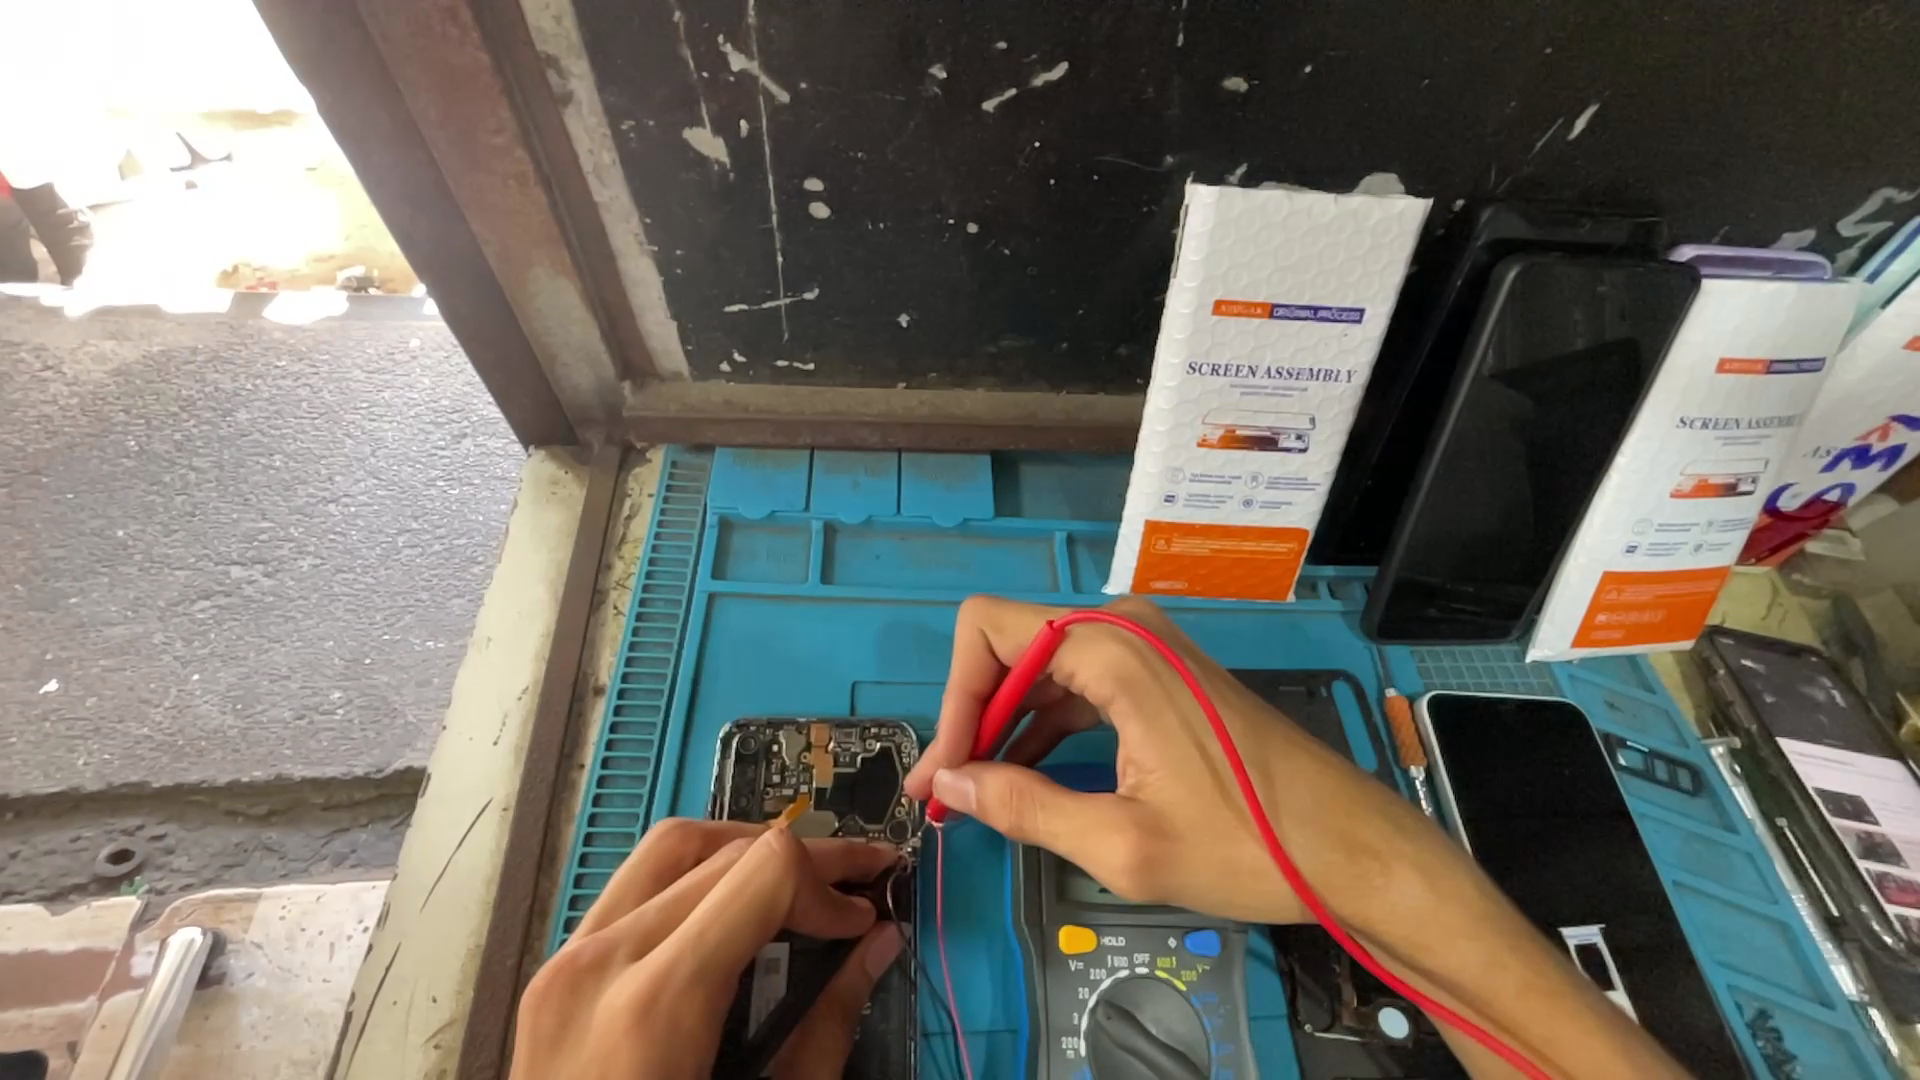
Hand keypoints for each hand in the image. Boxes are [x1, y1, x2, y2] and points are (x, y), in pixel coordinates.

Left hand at [510, 820, 901, 1079]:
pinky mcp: (554, 971)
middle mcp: (602, 960)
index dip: (830, 882)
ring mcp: (567, 960)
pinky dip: (696, 875)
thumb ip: (828, 1024)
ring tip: (797, 882)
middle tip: (855, 885)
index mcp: (656, 1005)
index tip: (862, 920)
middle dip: (805, 860)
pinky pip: (635, 885)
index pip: (764, 873)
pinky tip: (729, 910)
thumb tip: (881, 942)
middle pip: (727, 852)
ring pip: (674, 846)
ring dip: (747, 849)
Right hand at [904, 596, 1436, 927]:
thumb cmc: (1246, 844)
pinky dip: (1041, 726)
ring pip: (1038, 667)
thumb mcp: (1122, 843)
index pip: (988, 632)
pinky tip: (1021, 774)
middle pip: (1008, 646)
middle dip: (972, 717)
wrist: (1351, 847)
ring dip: (1002, 726)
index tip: (943, 773)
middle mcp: (1122, 627)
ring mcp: (1143, 646)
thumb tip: (948, 783)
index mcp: (1111, 648)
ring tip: (973, 791)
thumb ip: (1024, 807)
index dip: (953, 700)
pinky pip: (1075, 684)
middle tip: (947, 789)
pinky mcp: (1156, 673)